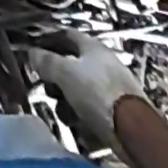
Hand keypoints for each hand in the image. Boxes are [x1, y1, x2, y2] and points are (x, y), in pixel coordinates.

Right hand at [26, 31, 145, 145]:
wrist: (136, 133)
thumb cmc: (97, 93)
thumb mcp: (64, 72)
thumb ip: (45, 61)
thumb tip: (31, 53)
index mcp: (94, 48)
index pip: (66, 34)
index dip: (48, 38)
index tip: (33, 48)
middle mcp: (105, 64)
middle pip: (72, 64)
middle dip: (56, 77)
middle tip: (46, 86)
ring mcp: (114, 88)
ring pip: (80, 89)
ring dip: (67, 100)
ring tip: (63, 111)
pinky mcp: (119, 112)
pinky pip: (93, 109)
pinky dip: (82, 116)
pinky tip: (78, 125)